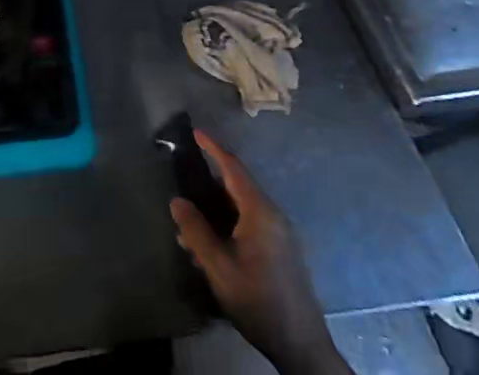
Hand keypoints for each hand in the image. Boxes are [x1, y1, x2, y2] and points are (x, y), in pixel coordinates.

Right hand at [170, 131, 351, 374]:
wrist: (301, 344)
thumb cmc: (257, 301)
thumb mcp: (219, 267)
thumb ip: (196, 231)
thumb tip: (177, 201)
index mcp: (260, 212)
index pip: (233, 169)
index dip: (214, 148)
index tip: (196, 133)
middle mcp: (273, 215)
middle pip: (237, 186)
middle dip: (207, 187)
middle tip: (182, 191)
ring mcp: (280, 232)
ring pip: (242, 208)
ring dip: (215, 212)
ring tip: (190, 230)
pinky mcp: (281, 249)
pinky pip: (250, 223)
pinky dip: (228, 224)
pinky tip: (211, 247)